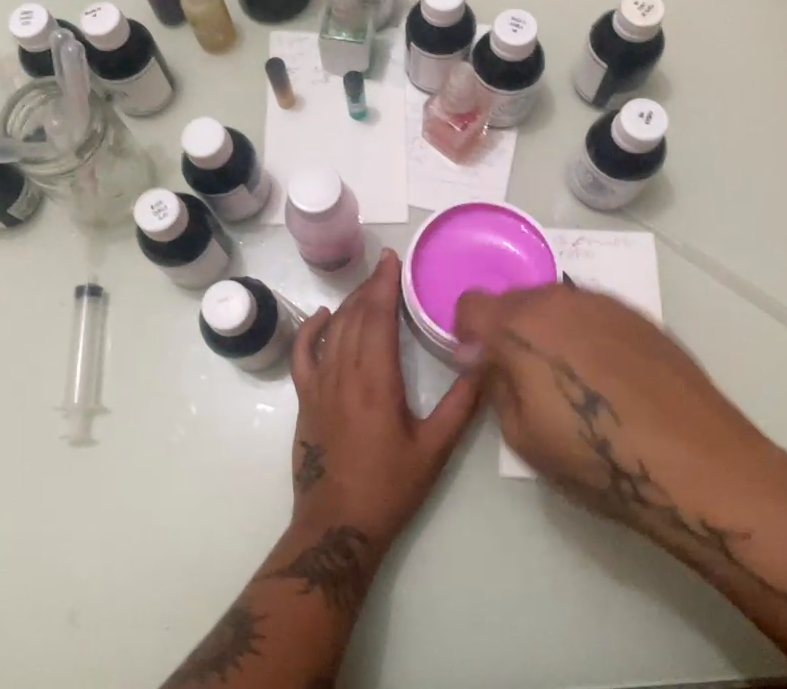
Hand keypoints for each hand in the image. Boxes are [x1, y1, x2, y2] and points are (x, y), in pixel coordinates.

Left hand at [287, 251, 482, 549]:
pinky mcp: (305, 400)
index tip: (392, 260)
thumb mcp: (435, 449)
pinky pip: (303, 355)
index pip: (378, 318)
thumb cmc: (390, 488)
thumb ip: (460, 405)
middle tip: (386, 267)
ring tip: (366, 287)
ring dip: (348, 304)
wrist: (338, 525)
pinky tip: (322, 316)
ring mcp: (319, 387)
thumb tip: (484, 363)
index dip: (385, 285)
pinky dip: (310, 331)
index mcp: (377, 382)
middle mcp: (344, 375)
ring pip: (332, 332)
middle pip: (355, 318)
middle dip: (370, 287)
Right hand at [454, 283, 775, 535]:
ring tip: (571, 380)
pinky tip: (607, 378)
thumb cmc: (596, 457)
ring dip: (548, 331)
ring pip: (556, 304)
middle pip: (513, 300)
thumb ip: (495, 384)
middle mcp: (559, 299)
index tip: (482, 368)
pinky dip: (585, 335)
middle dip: (508, 331)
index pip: (470, 305)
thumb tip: (487, 359)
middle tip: (525, 378)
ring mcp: (604, 302)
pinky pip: (592, 314)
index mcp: (520, 324)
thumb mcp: (521, 435)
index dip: (467, 336)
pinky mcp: (640, 316)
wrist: (696, 463)